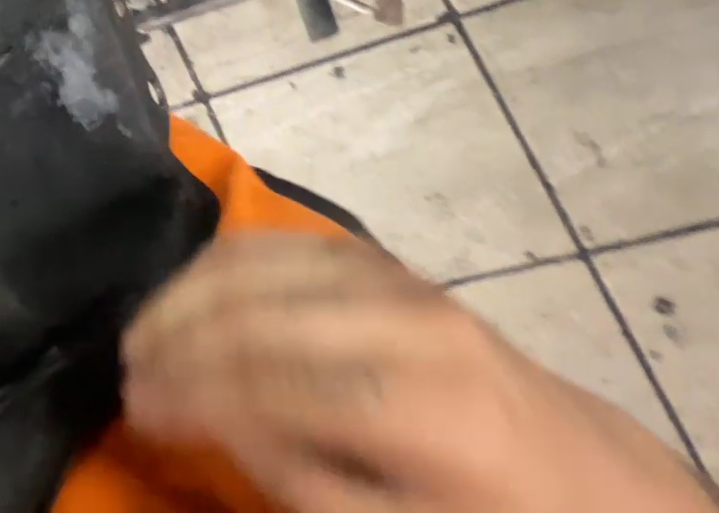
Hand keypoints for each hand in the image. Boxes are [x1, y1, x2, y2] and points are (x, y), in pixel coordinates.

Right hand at [121, 232, 718, 512]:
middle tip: (126, 369)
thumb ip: (297, 476)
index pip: (270, 383)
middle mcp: (405, 321)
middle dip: (173, 340)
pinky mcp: (377, 259)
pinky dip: (215, 263)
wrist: (592, 475)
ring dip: (181, 295)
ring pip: (253, 263)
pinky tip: (186, 290)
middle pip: (253, 314)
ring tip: (141, 330)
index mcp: (428, 407)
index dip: (190, 393)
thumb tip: (208, 417)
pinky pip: (274, 241)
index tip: (137, 409)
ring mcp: (391, 277)